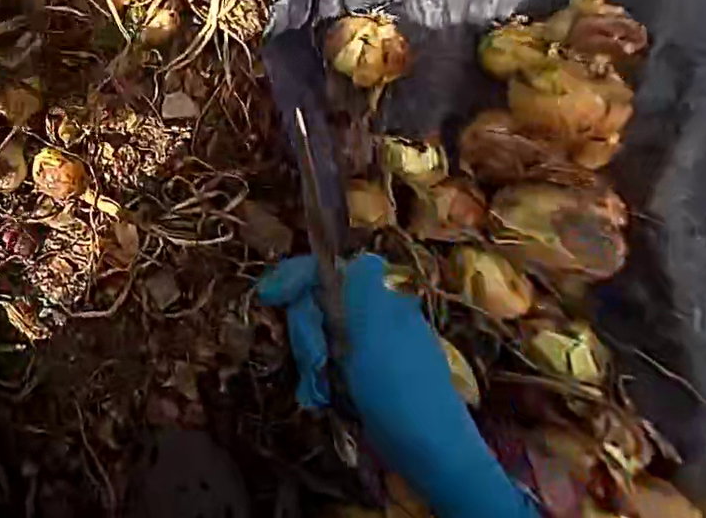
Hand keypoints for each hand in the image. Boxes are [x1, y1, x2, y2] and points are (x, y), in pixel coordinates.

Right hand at [258, 254, 537, 517]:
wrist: (437, 457)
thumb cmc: (400, 389)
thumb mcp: (374, 330)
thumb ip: (358, 286)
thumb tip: (349, 249)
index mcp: (377, 291)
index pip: (322, 267)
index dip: (293, 279)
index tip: (267, 298)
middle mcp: (372, 307)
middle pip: (315, 299)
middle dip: (306, 330)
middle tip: (313, 362)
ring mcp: (369, 338)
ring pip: (318, 330)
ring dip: (310, 357)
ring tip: (319, 386)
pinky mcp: (365, 367)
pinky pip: (328, 357)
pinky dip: (320, 374)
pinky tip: (322, 393)